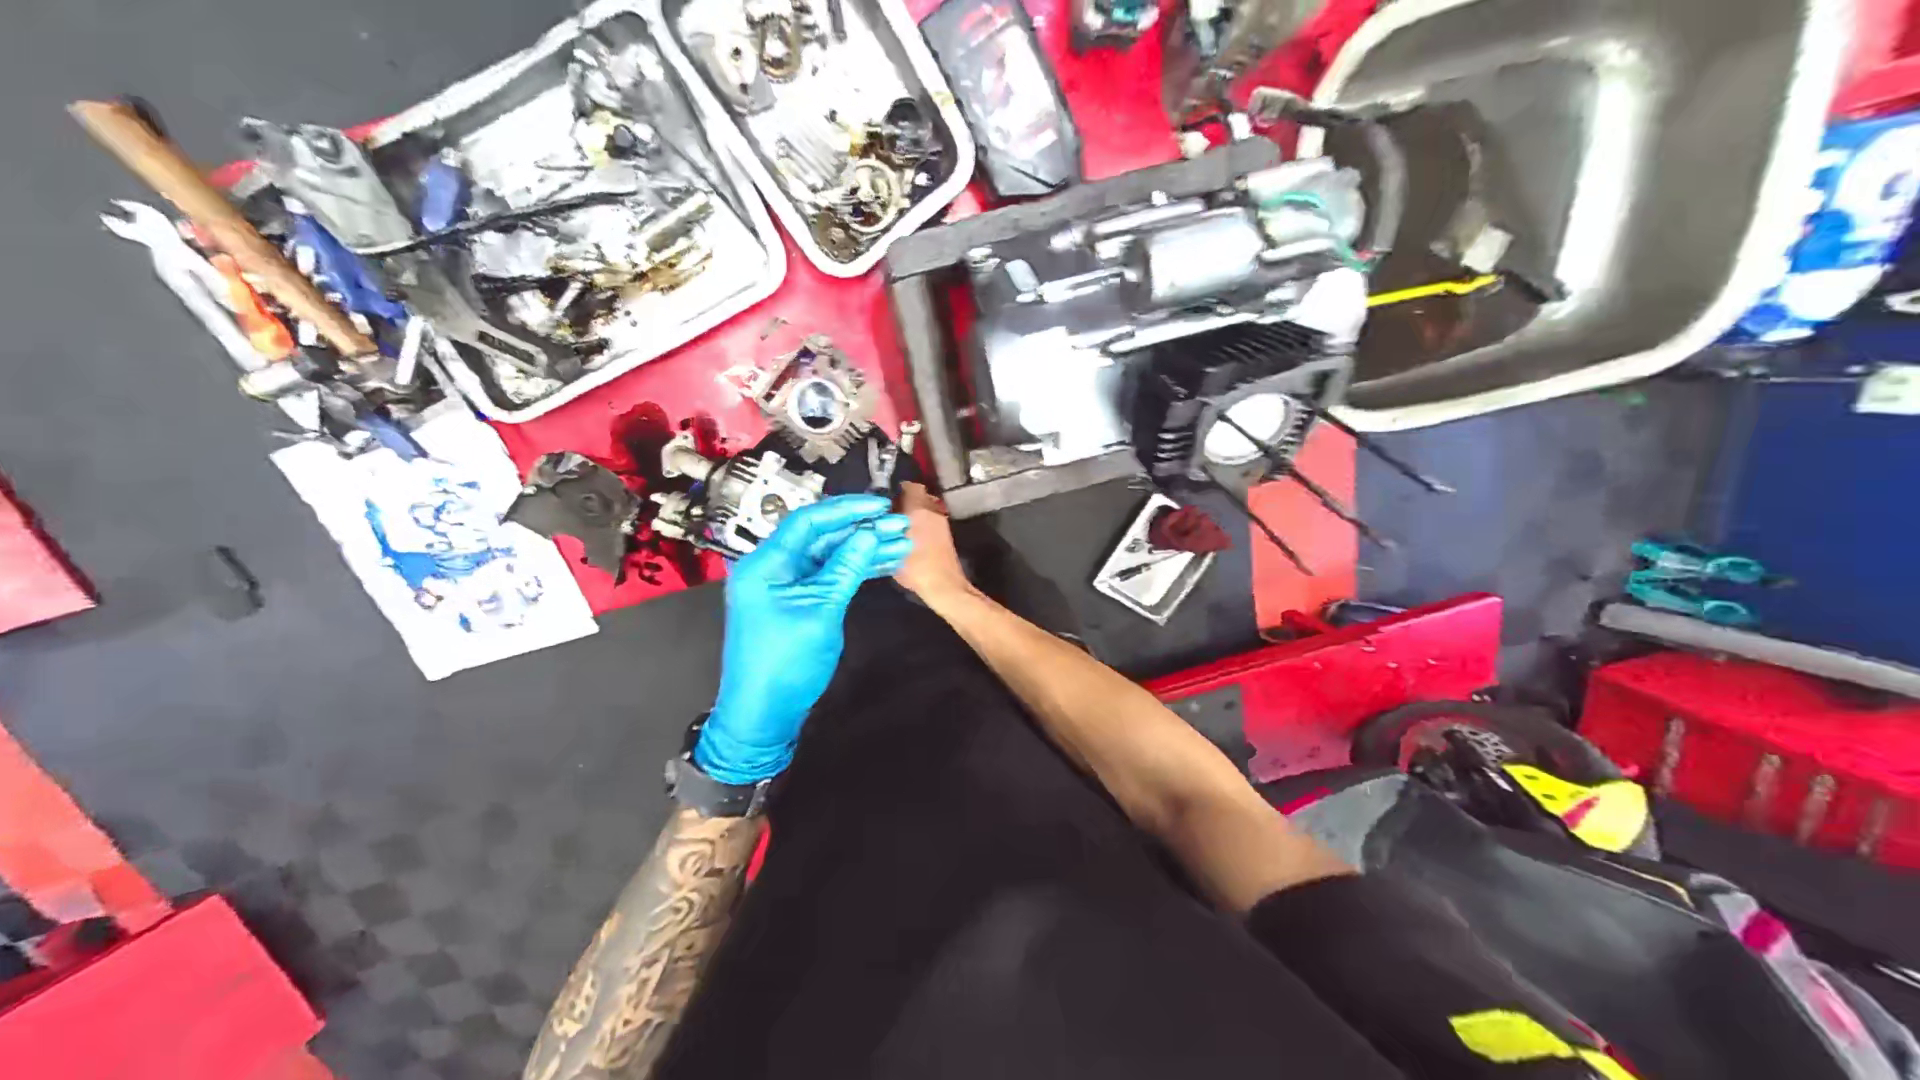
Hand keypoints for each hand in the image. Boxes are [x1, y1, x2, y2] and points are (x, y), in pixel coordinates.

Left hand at [696, 495, 911, 784]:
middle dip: (862, 529)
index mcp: (766, 563)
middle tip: (901, 525)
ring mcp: (785, 584)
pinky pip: (828, 575)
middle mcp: (773, 567)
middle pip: (821, 536)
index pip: (808, 521)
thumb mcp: (821, 612)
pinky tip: (884, 563)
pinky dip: (854, 569)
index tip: (881, 505)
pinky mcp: (797, 600)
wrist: (762, 714)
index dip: (847, 509)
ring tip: (902, 543)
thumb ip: (845, 569)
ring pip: (828, 555)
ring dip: (863, 548)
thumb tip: (870, 534)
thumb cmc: (785, 664)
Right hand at [892, 483, 973, 606]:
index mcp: (919, 510)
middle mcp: (933, 511)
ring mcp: (942, 523)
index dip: (898, 489)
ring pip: (925, 509)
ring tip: (897, 525)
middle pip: (919, 496)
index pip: (910, 486)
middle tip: (889, 512)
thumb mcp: (892, 550)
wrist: (945, 586)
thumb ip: (885, 532)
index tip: (886, 497)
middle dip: (905, 501)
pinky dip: (921, 524)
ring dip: (914, 513)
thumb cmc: (916, 568)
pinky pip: (930, 520)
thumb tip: (881, 523)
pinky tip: (909, 537)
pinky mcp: (946, 535)